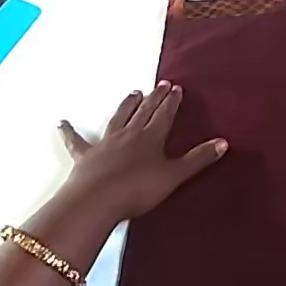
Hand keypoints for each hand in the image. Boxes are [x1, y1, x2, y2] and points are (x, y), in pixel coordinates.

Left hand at [55, 83, 227, 221]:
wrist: (97, 200)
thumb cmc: (138, 189)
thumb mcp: (174, 176)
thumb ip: (198, 159)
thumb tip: (222, 142)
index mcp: (151, 138)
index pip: (164, 115)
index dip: (171, 102)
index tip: (175, 88)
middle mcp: (129, 134)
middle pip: (144, 111)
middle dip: (154, 98)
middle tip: (160, 84)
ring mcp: (106, 143)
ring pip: (118, 118)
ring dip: (126, 105)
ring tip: (132, 93)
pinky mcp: (85, 156)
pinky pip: (76, 141)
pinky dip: (69, 132)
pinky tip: (62, 122)